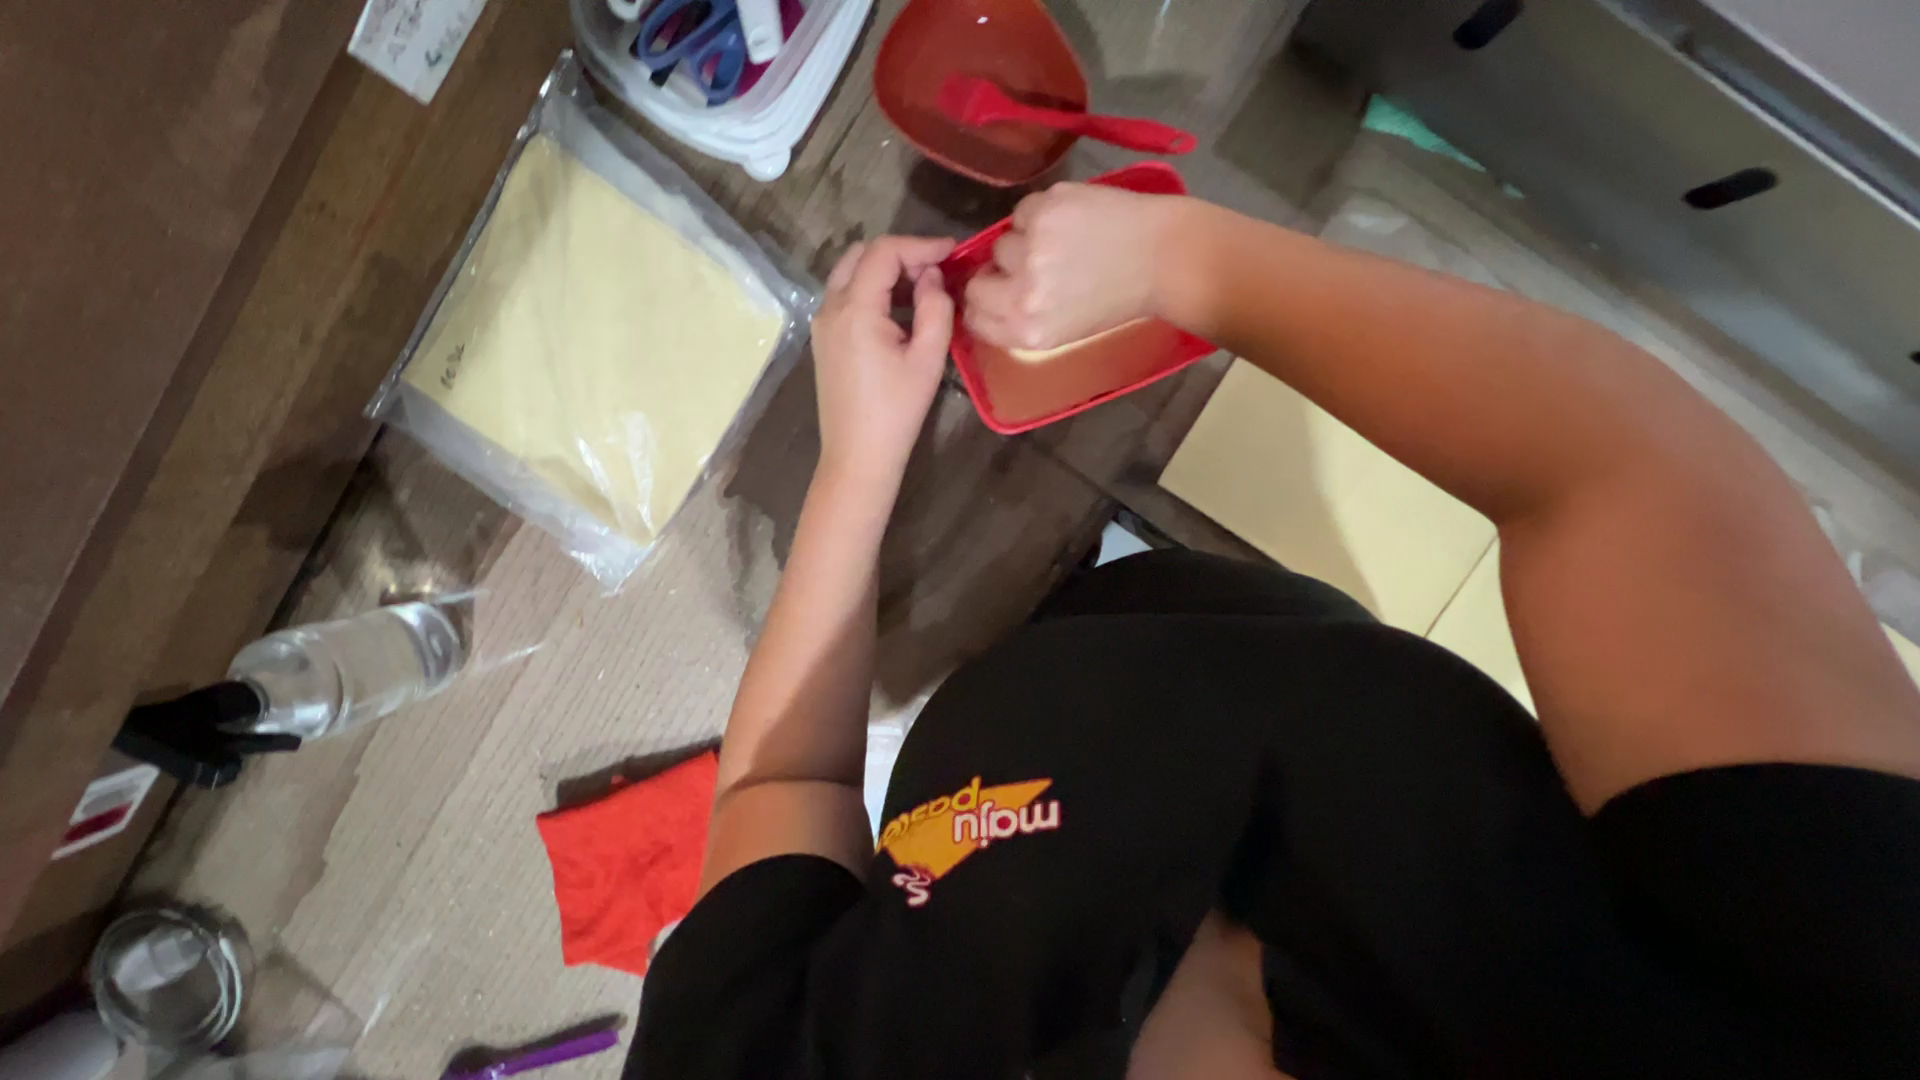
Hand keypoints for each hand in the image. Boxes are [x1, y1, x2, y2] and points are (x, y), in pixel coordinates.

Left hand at [811, 236, 956, 486]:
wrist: (858, 455)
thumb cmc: (896, 411)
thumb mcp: (928, 360)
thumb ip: (934, 309)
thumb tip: (932, 276)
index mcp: (855, 309)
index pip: (884, 252)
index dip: (920, 245)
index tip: (952, 252)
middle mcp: (830, 308)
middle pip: (861, 255)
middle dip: (900, 254)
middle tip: (936, 271)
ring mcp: (821, 323)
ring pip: (849, 274)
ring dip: (885, 272)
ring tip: (921, 290)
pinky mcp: (823, 340)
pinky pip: (844, 297)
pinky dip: (871, 291)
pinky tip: (898, 312)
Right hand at [963, 182, 1186, 350]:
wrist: (1163, 258)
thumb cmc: (1116, 300)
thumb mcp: (1062, 331)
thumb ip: (1020, 320)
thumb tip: (987, 296)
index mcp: (1027, 330)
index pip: (974, 315)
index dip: (984, 302)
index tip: (998, 292)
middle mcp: (1023, 292)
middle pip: (980, 278)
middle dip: (999, 272)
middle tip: (1030, 266)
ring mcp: (1032, 247)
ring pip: (1002, 241)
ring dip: (1023, 240)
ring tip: (1062, 243)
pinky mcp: (1045, 208)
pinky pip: (1023, 211)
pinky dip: (1041, 213)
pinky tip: (1071, 221)